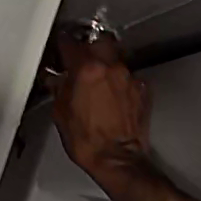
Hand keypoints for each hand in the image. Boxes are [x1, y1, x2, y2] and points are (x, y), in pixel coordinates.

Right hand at [50, 25, 152, 189]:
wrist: (117, 159)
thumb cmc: (89, 142)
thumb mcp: (61, 114)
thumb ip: (59, 90)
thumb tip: (58, 82)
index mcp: (86, 70)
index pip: (71, 44)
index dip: (63, 44)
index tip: (61, 46)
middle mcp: (110, 68)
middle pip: (99, 41)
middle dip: (89, 47)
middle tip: (80, 58)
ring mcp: (129, 78)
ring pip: (116, 57)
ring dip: (105, 62)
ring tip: (97, 77)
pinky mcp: (141, 90)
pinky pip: (129, 76)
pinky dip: (119, 80)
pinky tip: (112, 93)